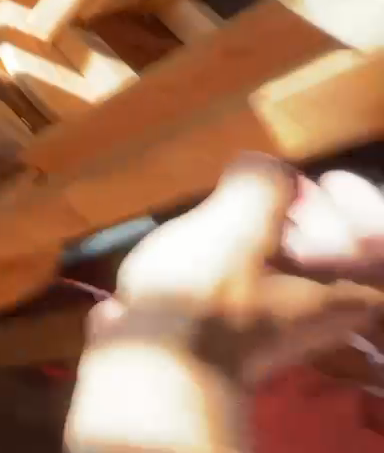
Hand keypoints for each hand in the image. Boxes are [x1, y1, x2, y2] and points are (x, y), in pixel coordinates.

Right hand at [92, 155, 383, 380]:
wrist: (157, 356)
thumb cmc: (203, 295)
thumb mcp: (232, 231)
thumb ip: (258, 189)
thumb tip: (266, 162)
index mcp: (349, 294)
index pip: (379, 242)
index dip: (361, 205)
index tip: (321, 175)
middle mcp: (326, 308)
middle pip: (341, 251)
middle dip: (309, 212)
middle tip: (269, 183)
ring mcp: (279, 316)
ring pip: (294, 262)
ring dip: (268, 228)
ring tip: (230, 203)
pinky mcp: (236, 318)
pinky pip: (257, 274)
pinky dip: (242, 250)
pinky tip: (202, 238)